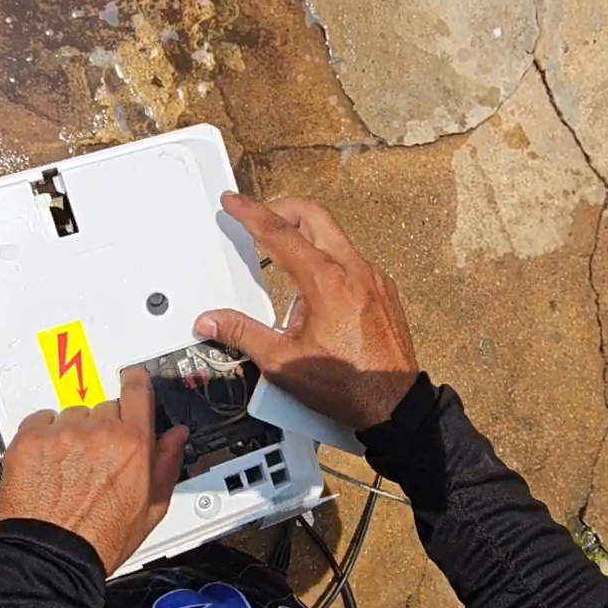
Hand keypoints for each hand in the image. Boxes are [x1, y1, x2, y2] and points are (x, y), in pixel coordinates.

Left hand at [0, 367, 188, 574]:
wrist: (52, 558)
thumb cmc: (101, 539)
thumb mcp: (152, 506)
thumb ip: (167, 463)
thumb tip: (175, 436)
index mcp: (133, 444)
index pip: (137, 390)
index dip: (135, 381)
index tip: (132, 378)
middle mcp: (98, 432)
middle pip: (105, 407)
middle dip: (104, 426)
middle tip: (98, 457)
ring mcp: (62, 434)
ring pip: (72, 414)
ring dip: (73, 432)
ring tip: (70, 466)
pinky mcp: (30, 440)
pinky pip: (41, 420)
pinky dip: (44, 436)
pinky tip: (49, 463)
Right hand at [195, 193, 418, 429]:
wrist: (395, 404)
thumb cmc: (348, 385)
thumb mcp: (283, 362)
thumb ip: (243, 335)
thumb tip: (212, 322)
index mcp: (326, 282)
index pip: (279, 234)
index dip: (251, 214)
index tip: (235, 203)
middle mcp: (353, 270)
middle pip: (313, 216)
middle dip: (282, 209)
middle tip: (259, 217)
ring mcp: (373, 278)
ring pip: (335, 235)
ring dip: (306, 234)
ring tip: (282, 254)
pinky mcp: (383, 290)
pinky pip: (351, 259)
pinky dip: (328, 257)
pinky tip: (315, 286)